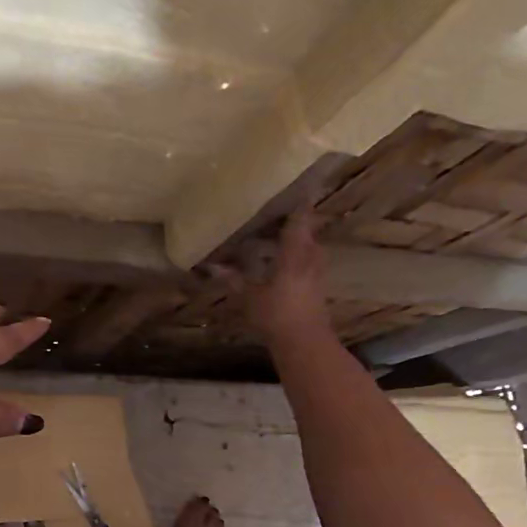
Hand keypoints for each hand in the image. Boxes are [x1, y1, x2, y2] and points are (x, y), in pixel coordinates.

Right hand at [213, 210, 332, 341]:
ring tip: (275, 233)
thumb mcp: (249, 297)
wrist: (304, 342)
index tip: (290, 185)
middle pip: (306, 228)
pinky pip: (308, 259)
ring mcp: (317, 269)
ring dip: (295, 237)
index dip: (298, 199)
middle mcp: (311, 254)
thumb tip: (209, 266)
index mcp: (296, 250)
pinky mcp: (318, 284)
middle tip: (273, 210)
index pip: (300, 215)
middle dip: (292, 218)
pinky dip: (297, 254)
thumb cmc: (276, 315)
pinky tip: (282, 259)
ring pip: (308, 244)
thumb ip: (232, 279)